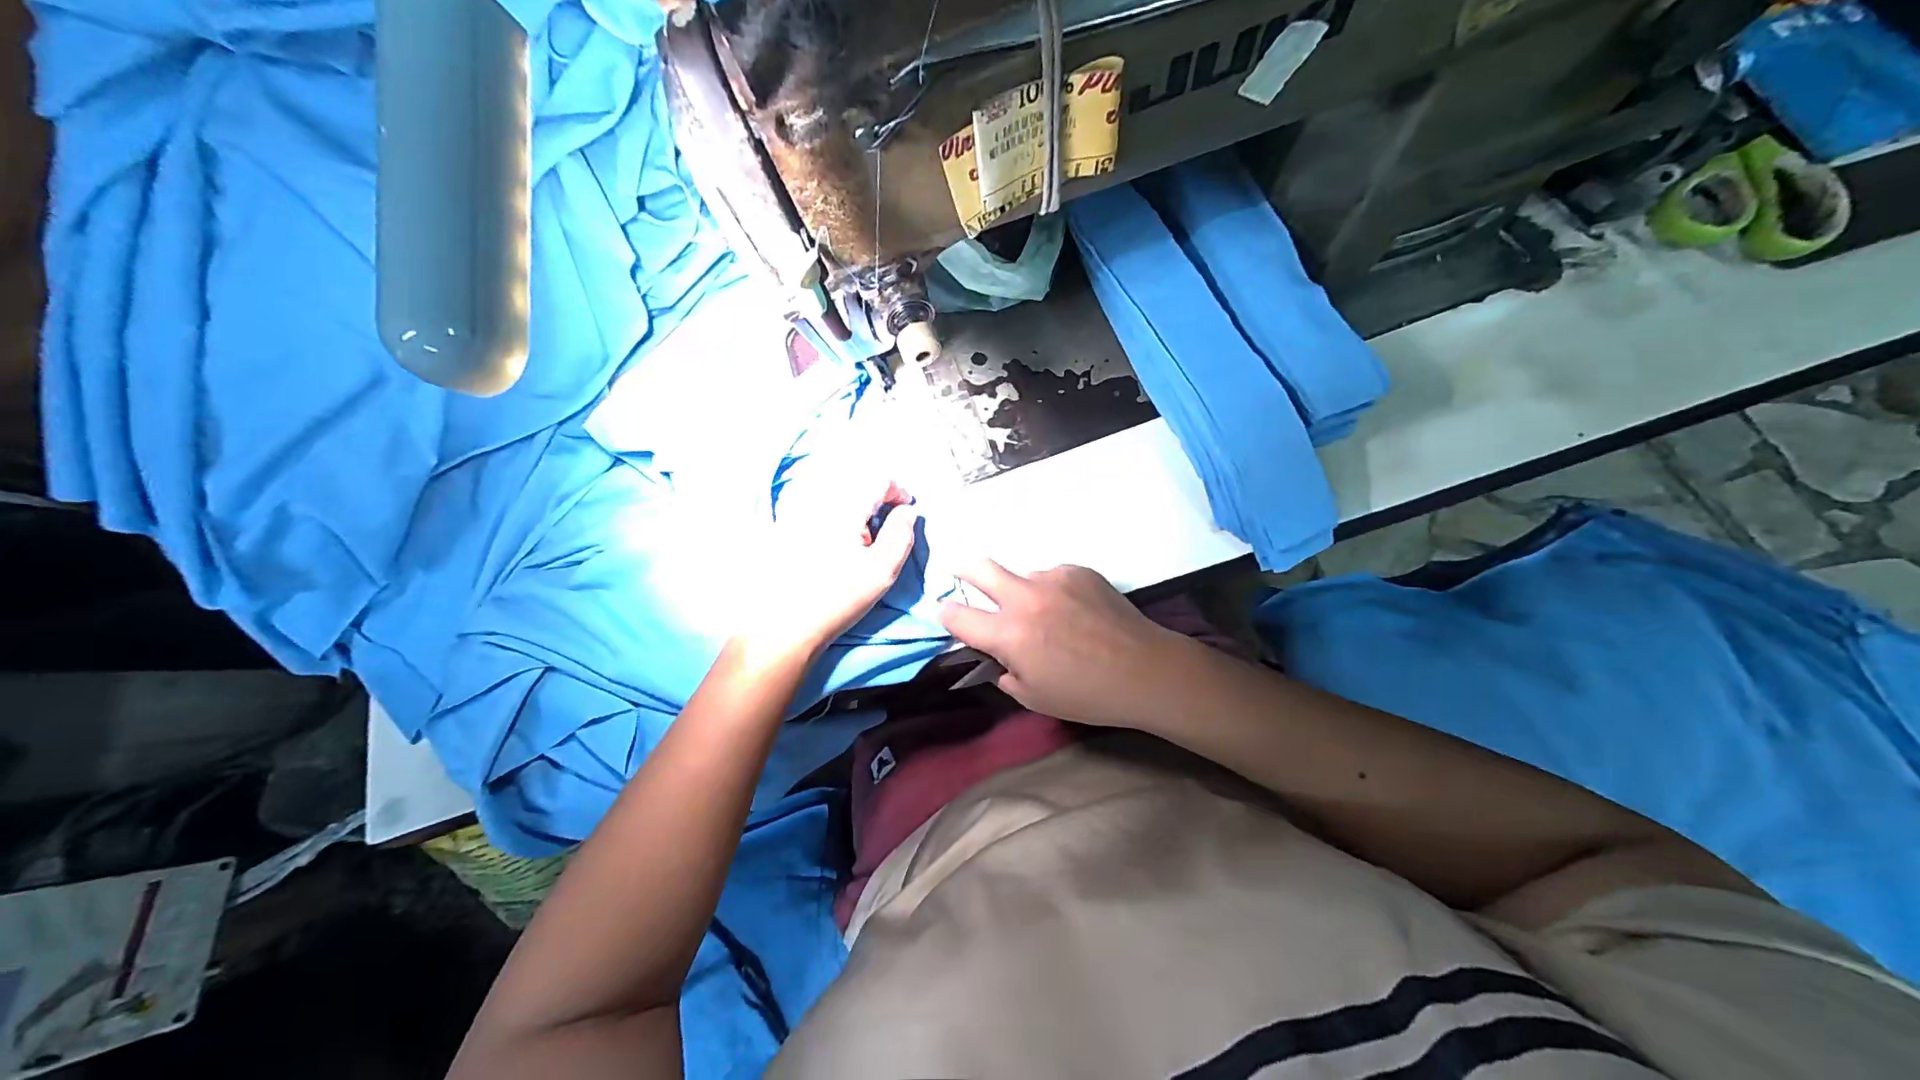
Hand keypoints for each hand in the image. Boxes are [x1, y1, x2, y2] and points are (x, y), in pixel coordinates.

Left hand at [739, 478, 920, 661]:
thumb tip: (907, 511)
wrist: (785, 625)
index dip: (898, 491)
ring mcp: (796, 508)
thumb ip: (901, 534)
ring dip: (855, 498)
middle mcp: (817, 498)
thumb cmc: (838, 598)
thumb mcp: (882, 570)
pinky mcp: (784, 521)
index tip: (905, 510)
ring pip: (834, 485)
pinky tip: (835, 535)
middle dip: (876, 492)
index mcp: (843, 506)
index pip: (878, 478)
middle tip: (885, 520)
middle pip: (855, 476)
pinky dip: (834, 506)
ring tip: (861, 529)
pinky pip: (815, 498)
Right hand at [939, 561, 1197, 727]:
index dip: (946, 615)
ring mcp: (1053, 578)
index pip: (957, 615)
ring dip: (1021, 591)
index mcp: (1009, 634)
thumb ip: (1005, 672)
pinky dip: (1053, 591)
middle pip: (979, 568)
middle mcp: (1024, 598)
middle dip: (965, 572)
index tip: (947, 615)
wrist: (1145, 670)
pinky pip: (1052, 576)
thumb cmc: (1087, 694)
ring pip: (1021, 574)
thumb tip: (998, 657)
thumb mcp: (1034, 697)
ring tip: (1046, 614)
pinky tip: (1074, 611)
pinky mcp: (1079, 570)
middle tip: (965, 579)